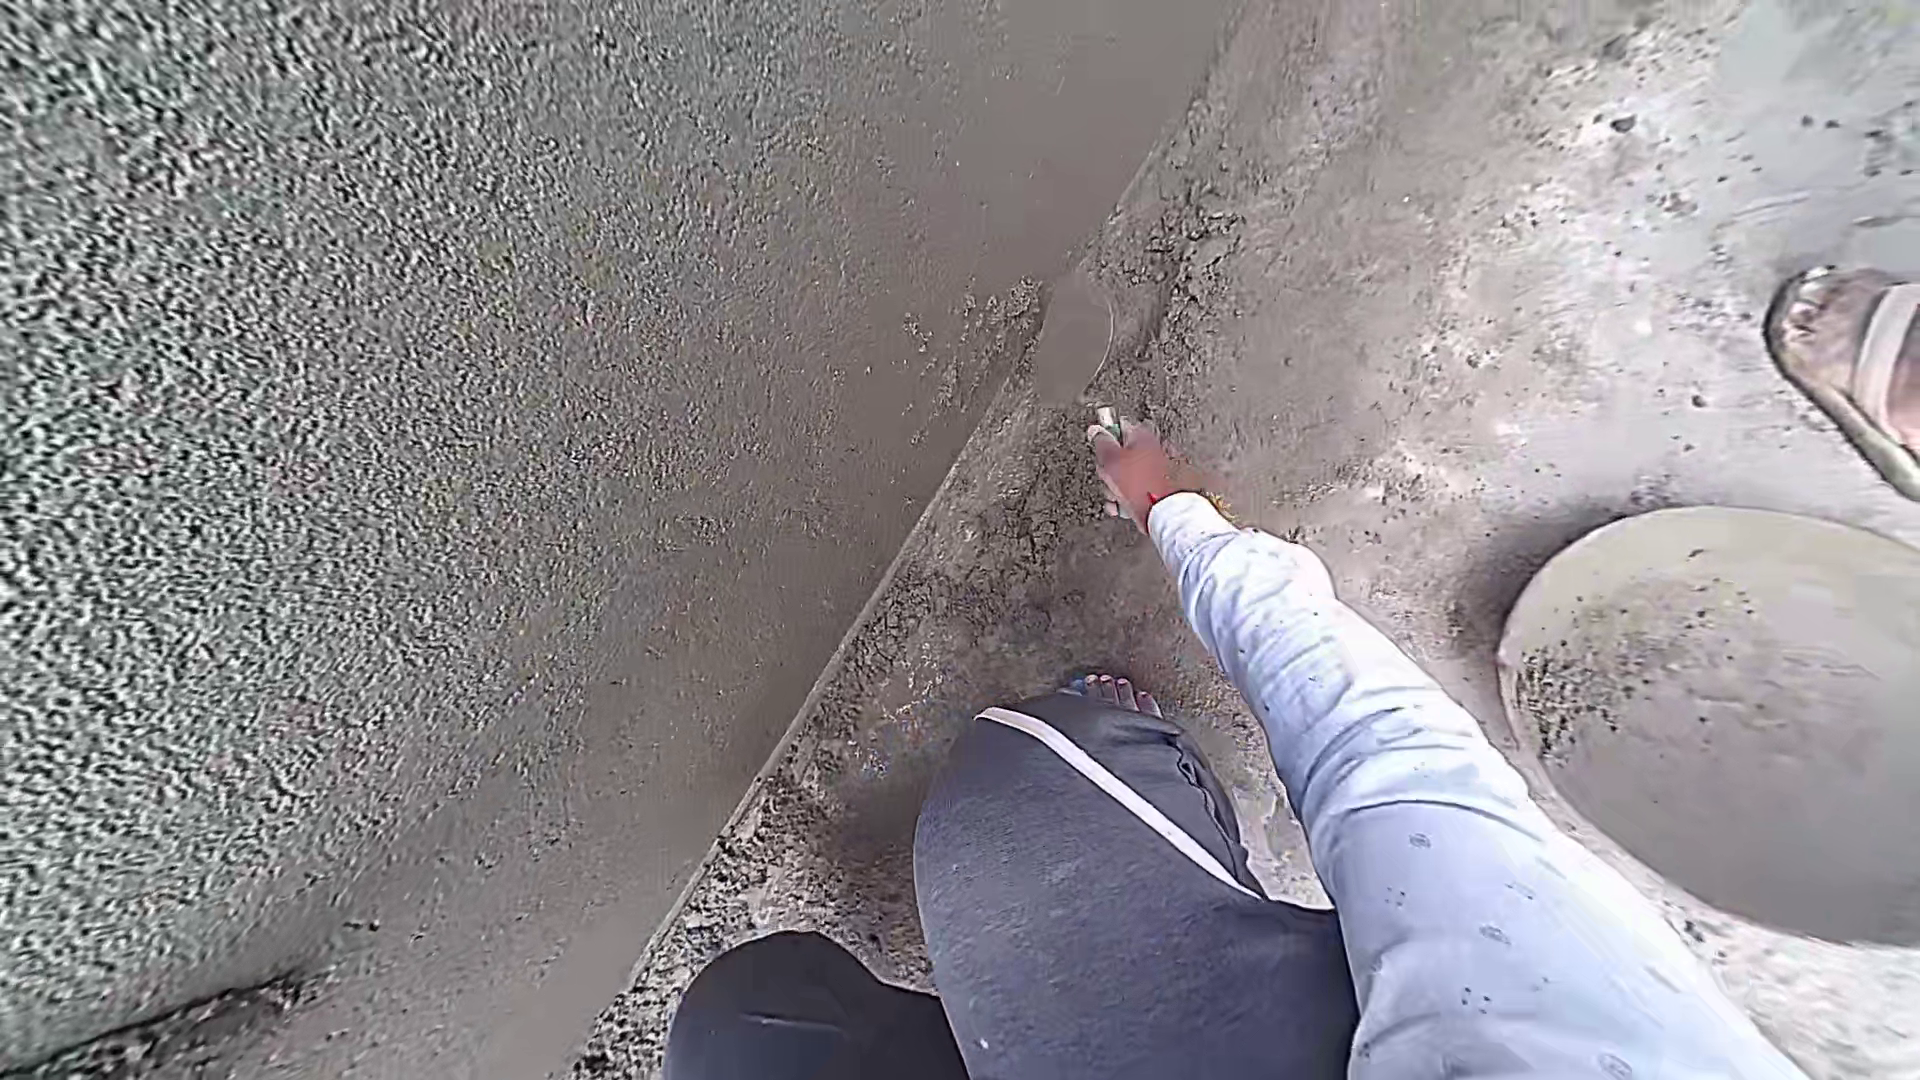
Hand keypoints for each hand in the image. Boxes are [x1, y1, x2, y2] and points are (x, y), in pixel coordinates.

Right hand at [1086, 417, 1205, 531]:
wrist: (1164, 512)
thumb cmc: (1140, 484)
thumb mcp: (1111, 460)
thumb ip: (1101, 442)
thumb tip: (1095, 430)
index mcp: (1143, 436)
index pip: (1118, 428)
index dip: (1104, 442)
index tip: (1100, 454)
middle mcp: (1154, 450)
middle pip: (1120, 456)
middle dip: (1108, 472)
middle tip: (1107, 480)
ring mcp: (1158, 471)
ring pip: (1126, 477)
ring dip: (1115, 490)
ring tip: (1116, 499)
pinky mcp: (1160, 489)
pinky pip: (1136, 491)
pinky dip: (1127, 500)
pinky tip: (1123, 507)